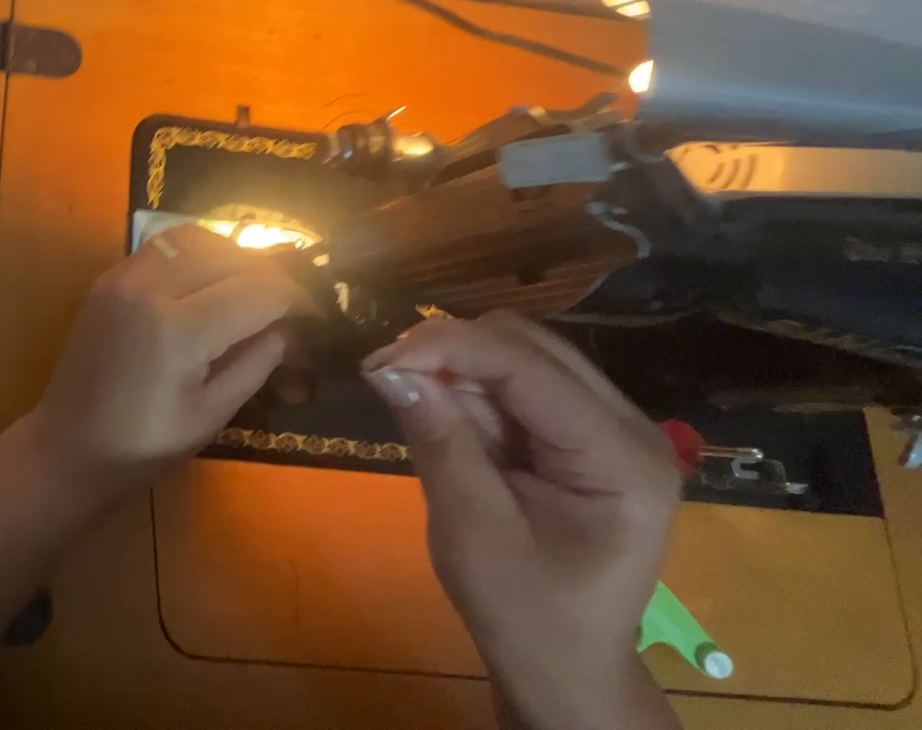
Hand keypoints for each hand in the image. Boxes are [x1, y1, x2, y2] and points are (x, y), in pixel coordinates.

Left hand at [27, 224, 313, 496]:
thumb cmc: (144, 444)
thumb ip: (256, 362)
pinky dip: (193, 254)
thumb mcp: (212, 412)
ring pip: (192, 237)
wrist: (67, 444)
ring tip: (249, 287)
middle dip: (268, 272)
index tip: (313, 315)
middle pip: (228, 253)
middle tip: (286, 302)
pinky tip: (207, 284)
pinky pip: (160, 247)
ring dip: (229, 254)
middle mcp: (149, 288)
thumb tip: (288, 328)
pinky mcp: (106, 279)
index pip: (258, 290)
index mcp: (179, 329)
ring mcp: (122, 278)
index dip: (296, 299)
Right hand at [361, 313, 682, 729]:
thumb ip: (437, 438)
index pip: (527, 367)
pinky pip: (517, 377)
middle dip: (451, 351)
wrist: (563, 661)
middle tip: (391, 382)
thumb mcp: (470, 527)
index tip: (376, 362)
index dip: (447, 347)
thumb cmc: (522, 607)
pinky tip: (447, 414)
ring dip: (457, 365)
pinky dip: (469, 382)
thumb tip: (386, 367)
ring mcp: (610, 426)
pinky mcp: (581, 430)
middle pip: (528, 344)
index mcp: (619, 458)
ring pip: (519, 350)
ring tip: (421, 406)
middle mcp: (628, 427)